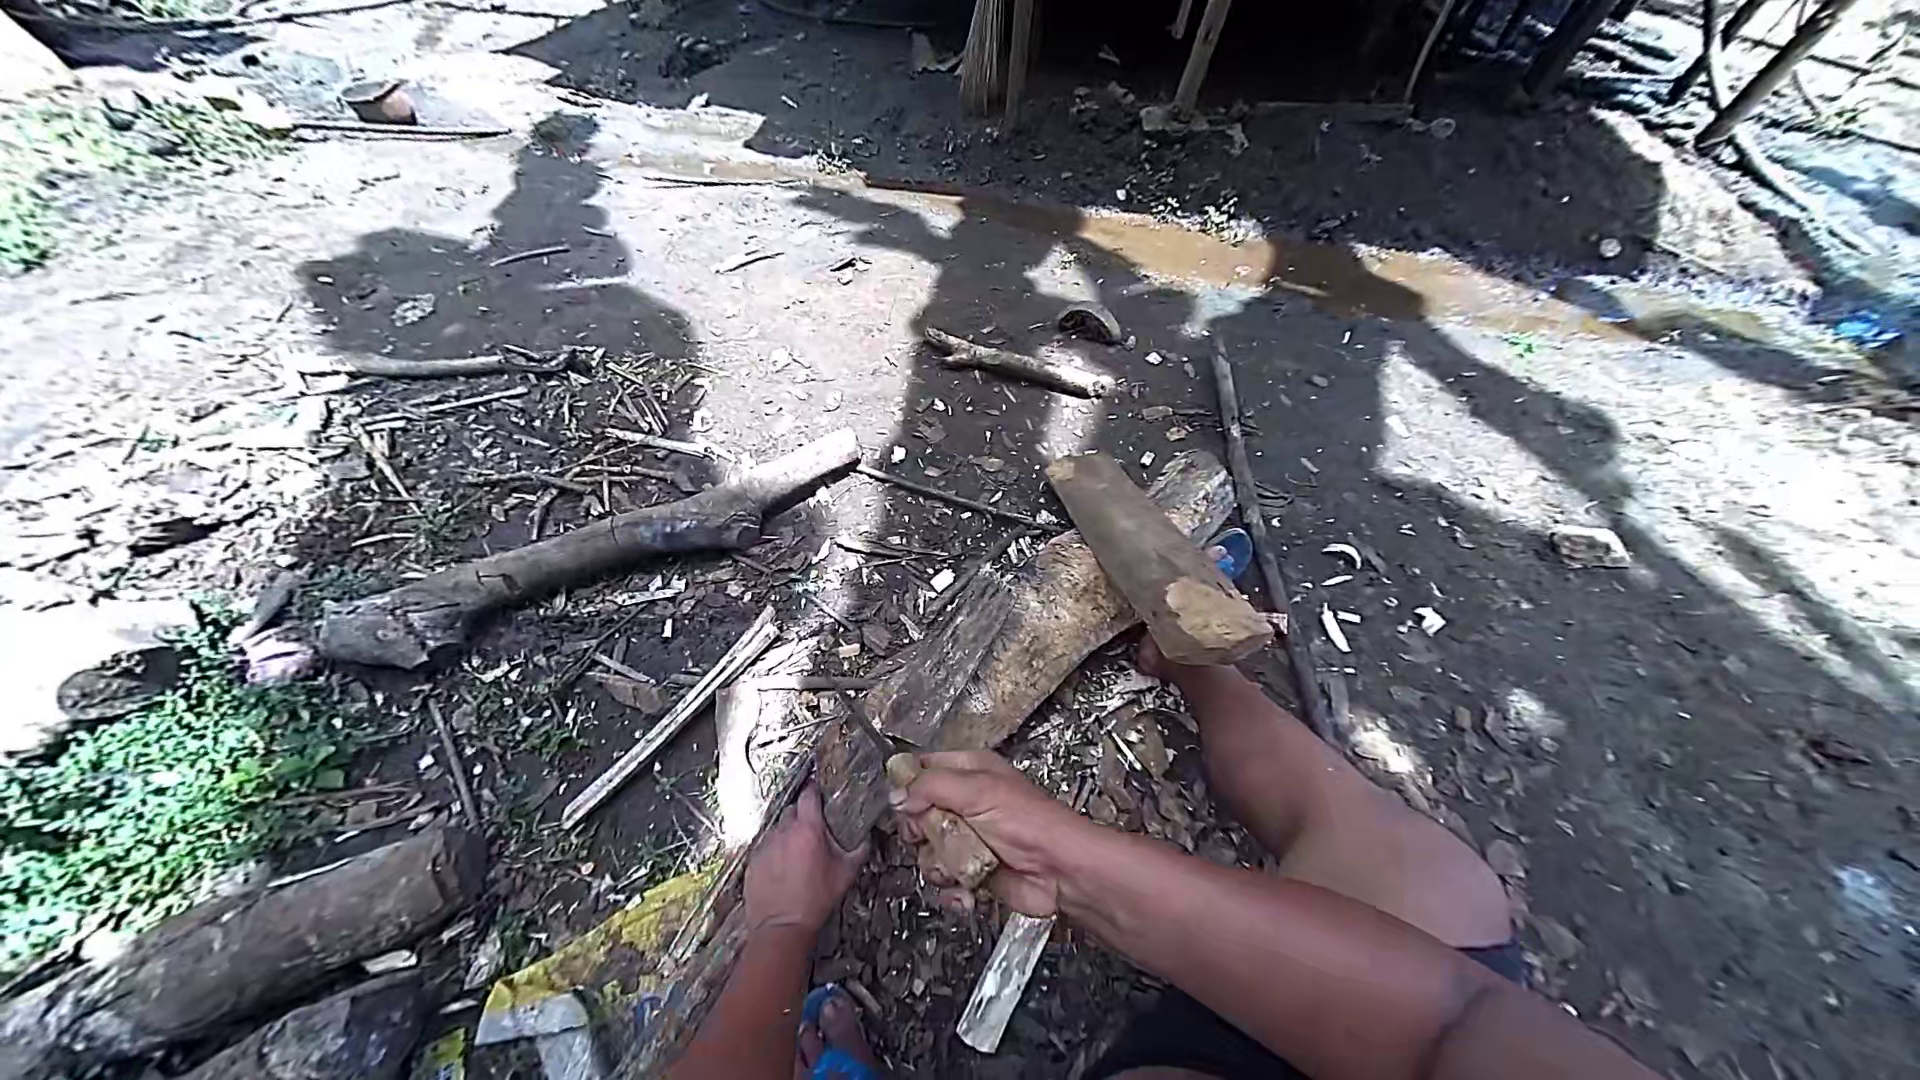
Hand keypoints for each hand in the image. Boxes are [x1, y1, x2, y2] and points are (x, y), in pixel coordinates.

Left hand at [742, 783, 867, 934]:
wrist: (782, 929)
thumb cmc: (816, 899)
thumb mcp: (845, 874)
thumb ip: (859, 850)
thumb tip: (867, 837)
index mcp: (808, 828)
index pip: (809, 794)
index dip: (815, 791)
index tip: (820, 794)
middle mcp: (784, 831)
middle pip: (793, 810)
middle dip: (803, 816)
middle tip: (812, 831)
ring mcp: (765, 846)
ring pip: (778, 829)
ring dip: (787, 835)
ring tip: (796, 853)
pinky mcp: (753, 861)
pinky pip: (765, 847)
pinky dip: (774, 852)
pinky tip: (782, 868)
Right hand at [889, 751, 1094, 916]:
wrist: (1059, 872)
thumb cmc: (1029, 822)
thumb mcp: (977, 790)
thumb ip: (931, 787)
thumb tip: (897, 794)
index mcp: (967, 770)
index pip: (923, 769)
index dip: (909, 786)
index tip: (906, 804)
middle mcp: (964, 802)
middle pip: (917, 814)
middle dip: (922, 832)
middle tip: (939, 834)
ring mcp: (966, 838)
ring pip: (926, 851)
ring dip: (940, 864)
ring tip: (963, 863)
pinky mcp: (970, 870)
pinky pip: (942, 880)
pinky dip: (952, 891)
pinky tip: (968, 891)